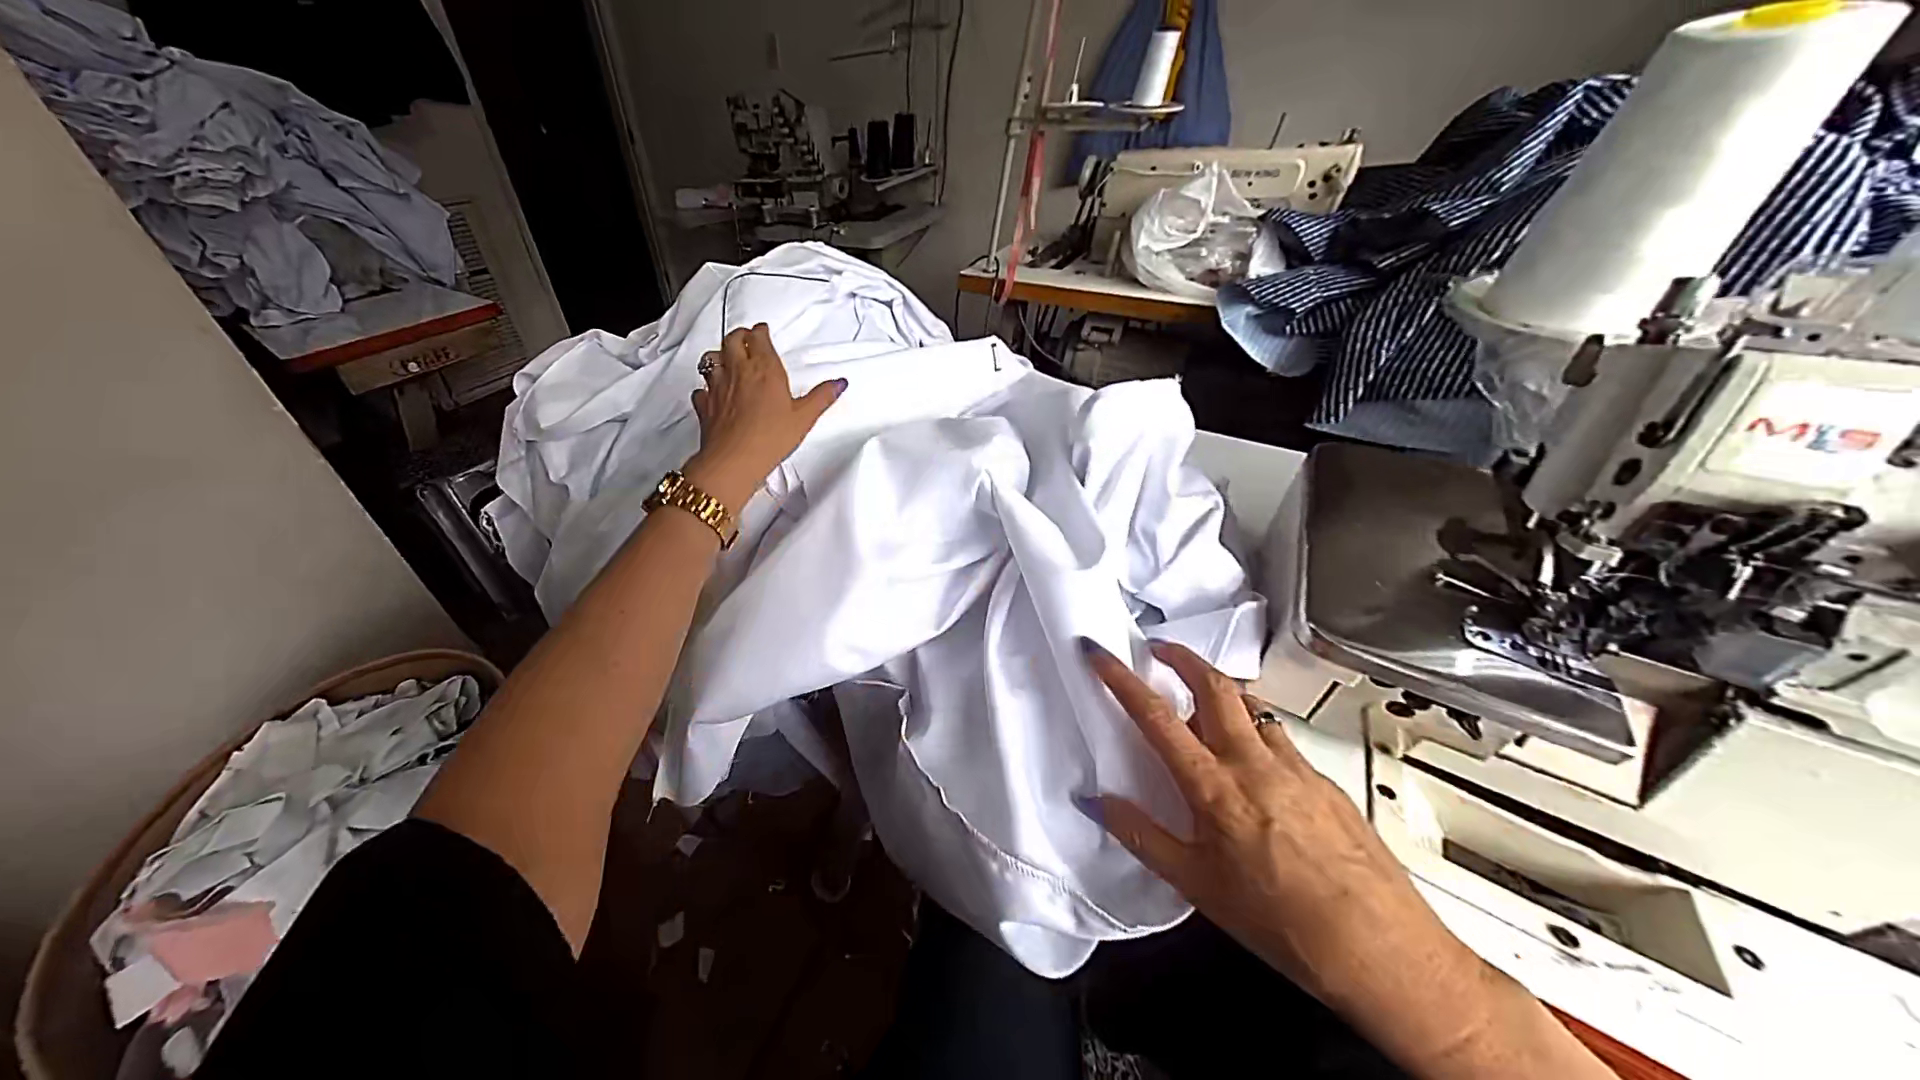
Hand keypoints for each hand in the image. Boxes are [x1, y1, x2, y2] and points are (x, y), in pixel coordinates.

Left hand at [683, 324, 844, 511]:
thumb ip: (821, 397)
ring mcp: (718, 386)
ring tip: (725, 355)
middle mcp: (738, 371)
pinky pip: (701, 388)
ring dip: (719, 354)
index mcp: (765, 369)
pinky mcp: (705, 404)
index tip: (763, 330)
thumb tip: (837, 384)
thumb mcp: (804, 417)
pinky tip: (711, 391)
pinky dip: (706, 386)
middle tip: (746, 336)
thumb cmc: (768, 437)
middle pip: (732, 340)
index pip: (759, 338)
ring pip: (712, 358)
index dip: (761, 331)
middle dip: (740, 335)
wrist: (734, 459)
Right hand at [1083, 640, 1545, 1074]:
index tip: (1103, 656)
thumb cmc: (1288, 924)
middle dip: (1182, 656)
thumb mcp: (1196, 885)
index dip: (1122, 679)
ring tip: (1203, 700)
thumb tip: (1099, 804)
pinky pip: (1280, 736)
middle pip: (1214, 685)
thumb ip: (1141, 835)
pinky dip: (1255, 728)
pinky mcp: (1325, 779)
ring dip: (1221, 690)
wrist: (1382, 951)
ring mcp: (1296, 767)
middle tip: (1162, 649)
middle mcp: (1256, 765)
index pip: (1157, 717)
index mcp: (1216, 789)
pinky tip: (1252, 761)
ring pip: (1252, 705)